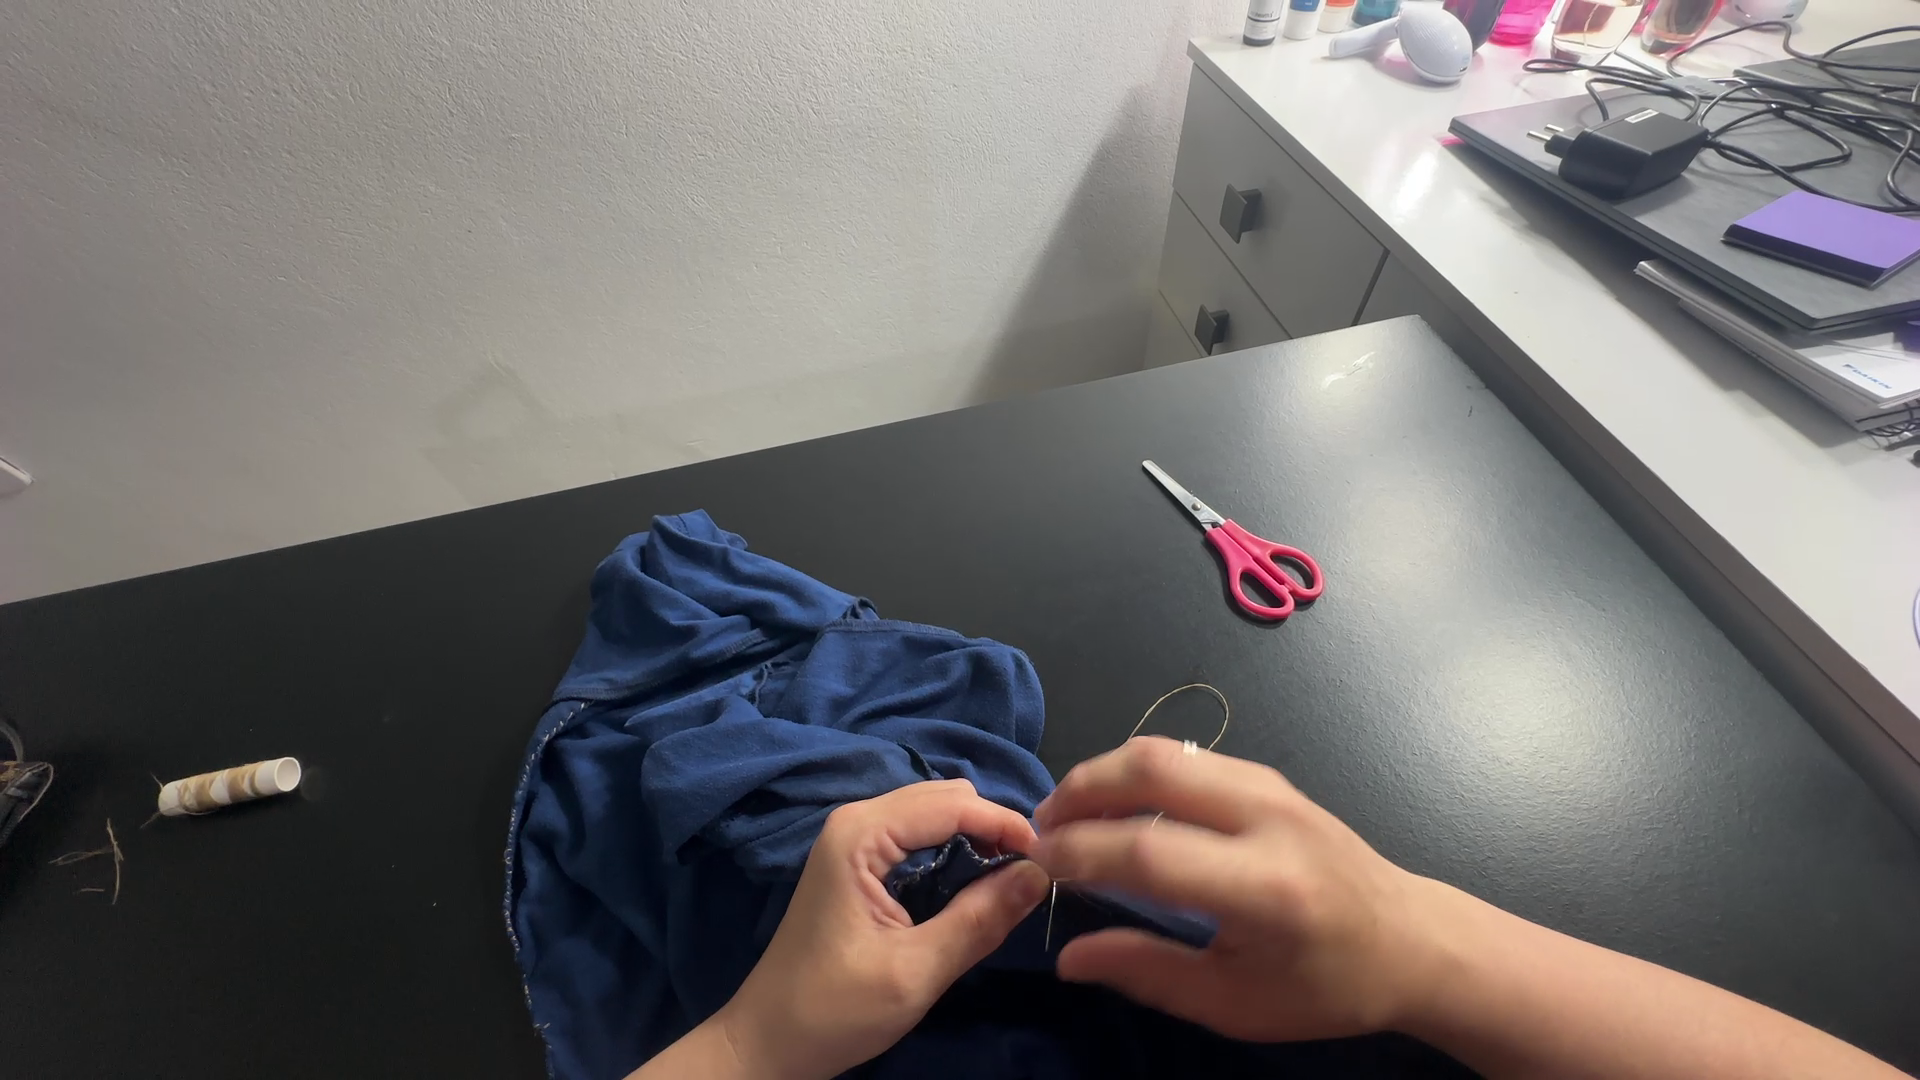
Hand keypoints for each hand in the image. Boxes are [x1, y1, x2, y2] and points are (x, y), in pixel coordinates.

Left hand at [716, 779, 1051, 1079]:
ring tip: (1009, 873)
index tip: (1048, 857)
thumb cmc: (833, 1010)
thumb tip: (1039, 875)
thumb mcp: (915, 973)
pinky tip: (972, 875)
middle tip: (1031, 869)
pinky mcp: (858, 853)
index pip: (950, 805)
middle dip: (991, 824)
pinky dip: (953, 843)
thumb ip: (978, 920)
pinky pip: (918, 829)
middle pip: (943, 797)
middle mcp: (858, 818)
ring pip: (934, 809)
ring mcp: (855, 833)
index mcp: (861, 834)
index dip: (1003, 823)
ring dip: (975, 832)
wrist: (766, 1041)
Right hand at [1030, 736, 1449, 1042]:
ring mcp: (1266, 783)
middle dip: (1082, 790)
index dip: (1081, 851)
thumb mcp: (1235, 1004)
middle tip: (1043, 823)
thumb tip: (1069, 957)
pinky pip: (1181, 754)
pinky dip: (1132, 770)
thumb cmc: (1324, 984)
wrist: (1410, 937)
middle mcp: (1265, 817)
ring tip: (1068, 809)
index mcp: (1266, 888)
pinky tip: (1114, 800)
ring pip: (1162, 750)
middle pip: (1151, 771)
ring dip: (1101, 773)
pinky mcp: (1262, 771)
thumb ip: (1146, 973)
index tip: (1039, 861)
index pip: (1150, 851)